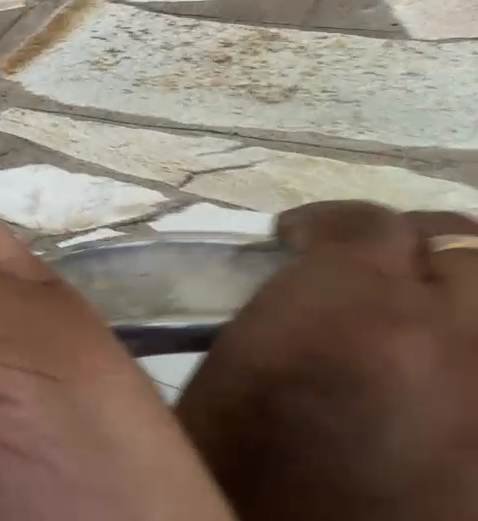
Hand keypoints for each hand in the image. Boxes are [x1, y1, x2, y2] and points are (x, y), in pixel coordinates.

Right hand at [178, 202, 477, 520]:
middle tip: (363, 270)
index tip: (292, 243)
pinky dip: (468, 347)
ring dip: (460, 293)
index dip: (325, 224)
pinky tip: (441, 366)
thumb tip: (296, 270)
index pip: (368, 223)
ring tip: (419, 316)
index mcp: (358, 318)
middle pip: (466, 246)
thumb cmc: (241, 460)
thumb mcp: (229, 369)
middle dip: (411, 246)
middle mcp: (459, 347)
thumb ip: (283, 305)